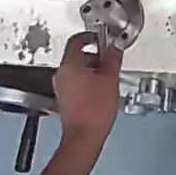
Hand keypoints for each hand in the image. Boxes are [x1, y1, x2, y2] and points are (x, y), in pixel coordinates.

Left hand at [52, 31, 121, 155]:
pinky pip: (76, 82)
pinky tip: (100, 90)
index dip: (89, 36)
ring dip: (92, 69)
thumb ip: (112, 58)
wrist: (83, 137)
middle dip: (94, 55)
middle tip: (109, 60)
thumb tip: (113, 47)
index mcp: (70, 64)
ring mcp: (62, 87)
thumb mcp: (110, 78)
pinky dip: (87, 81)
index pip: (76, 40)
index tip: (99, 37)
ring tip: (107, 77)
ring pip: (77, 69)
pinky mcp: (65, 99)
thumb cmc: (94, 109)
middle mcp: (62, 74)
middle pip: (77, 55)